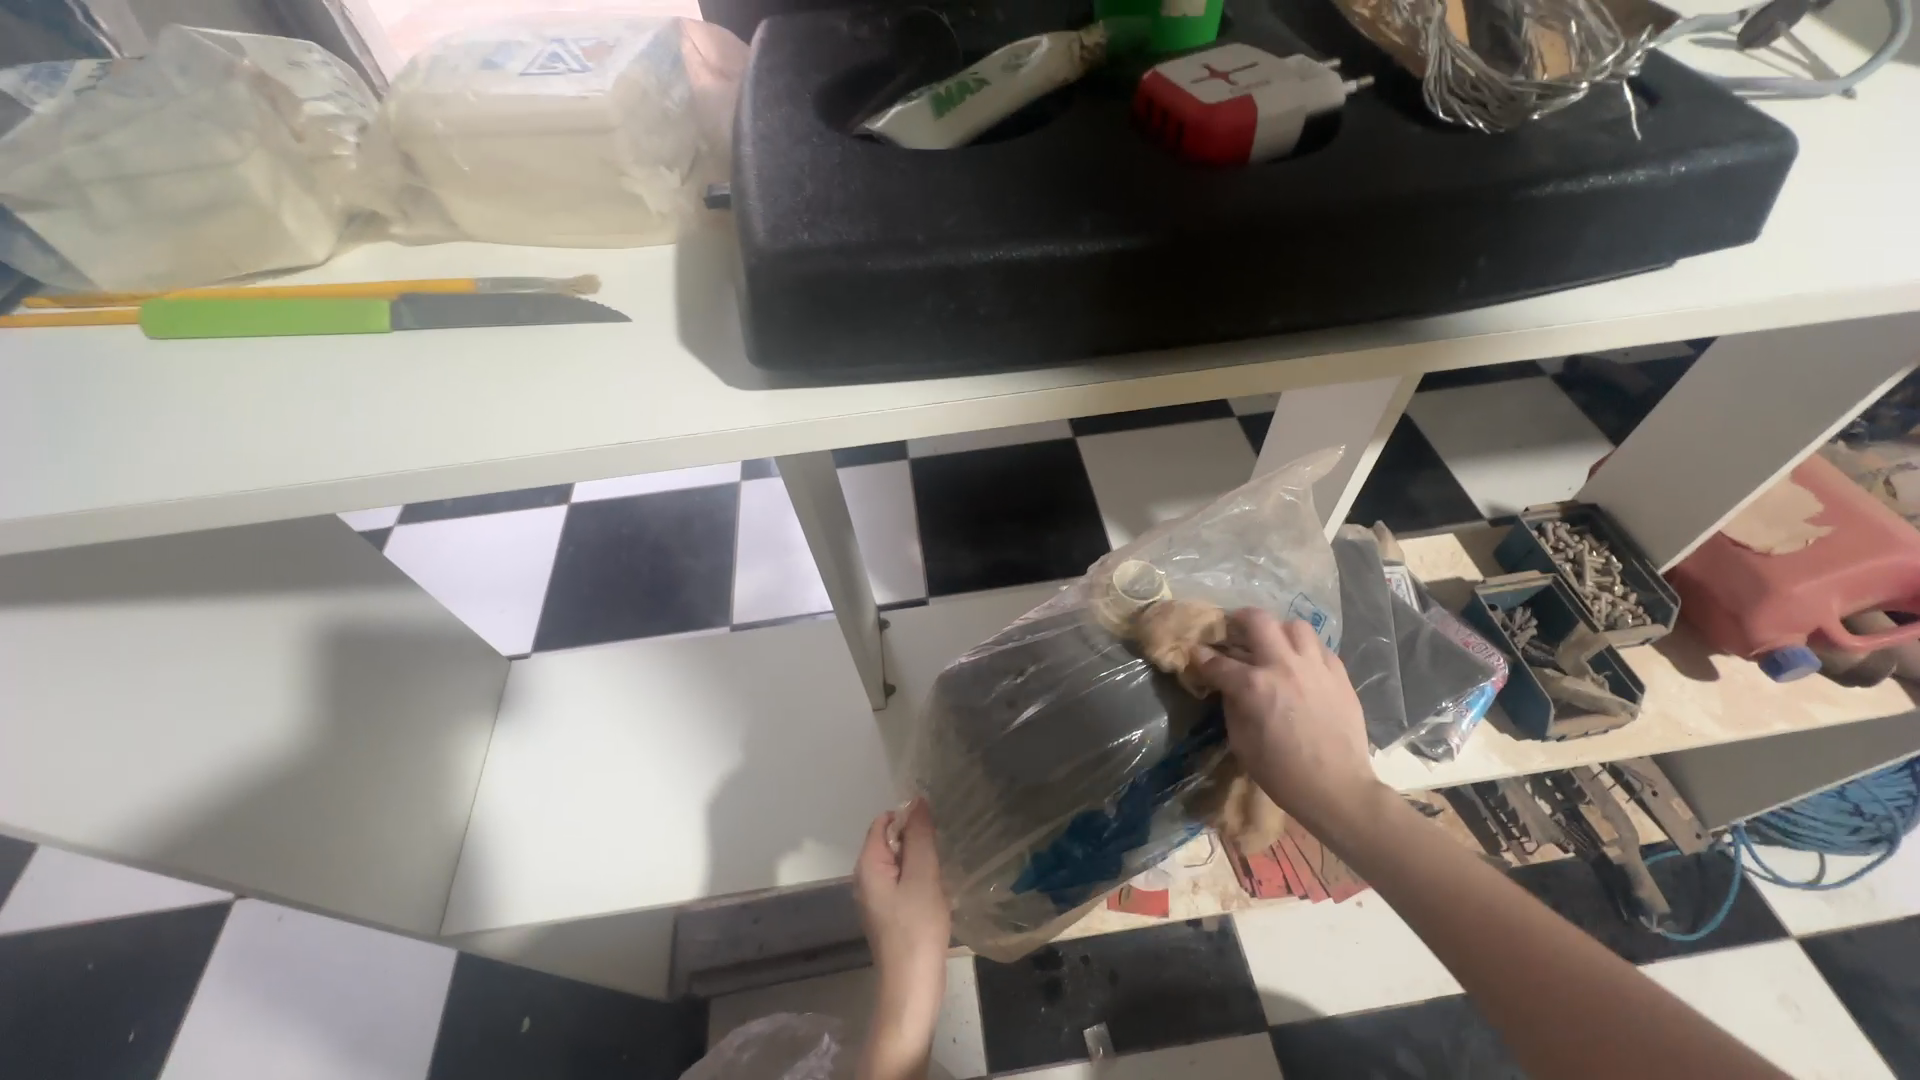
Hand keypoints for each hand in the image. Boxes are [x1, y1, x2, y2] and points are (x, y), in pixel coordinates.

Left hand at [854, 799, 950, 1033]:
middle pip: (890, 841)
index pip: (883, 822)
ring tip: (941, 870)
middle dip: (915, 840)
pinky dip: (918, 880)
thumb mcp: (923, 876)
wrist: (912, 984)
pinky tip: (936, 891)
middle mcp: (865, 878)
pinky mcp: (888, 913)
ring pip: (899, 863)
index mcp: (868, 864)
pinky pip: (902, 882)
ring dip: (920, 861)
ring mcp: (875, 898)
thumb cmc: (917, 927)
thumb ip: (919, 837)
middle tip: (941, 850)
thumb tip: (916, 802)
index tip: (935, 826)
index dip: (908, 817)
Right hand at [1195, 609, 1387, 836]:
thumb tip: (1229, 686)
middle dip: (1239, 620)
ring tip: (1274, 645)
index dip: (1201, 656)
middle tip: (1234, 629)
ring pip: (1295, 626)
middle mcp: (1284, 666)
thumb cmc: (1281, 772)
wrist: (1337, 788)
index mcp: (1254, 685)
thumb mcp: (1240, 741)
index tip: (1195, 653)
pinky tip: (1302, 666)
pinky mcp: (1340, 676)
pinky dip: (1306, 651)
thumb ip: (1232, 704)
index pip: (1217, 661)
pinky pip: (1321, 648)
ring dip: (1279, 632)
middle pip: (1258, 620)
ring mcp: (1315, 668)